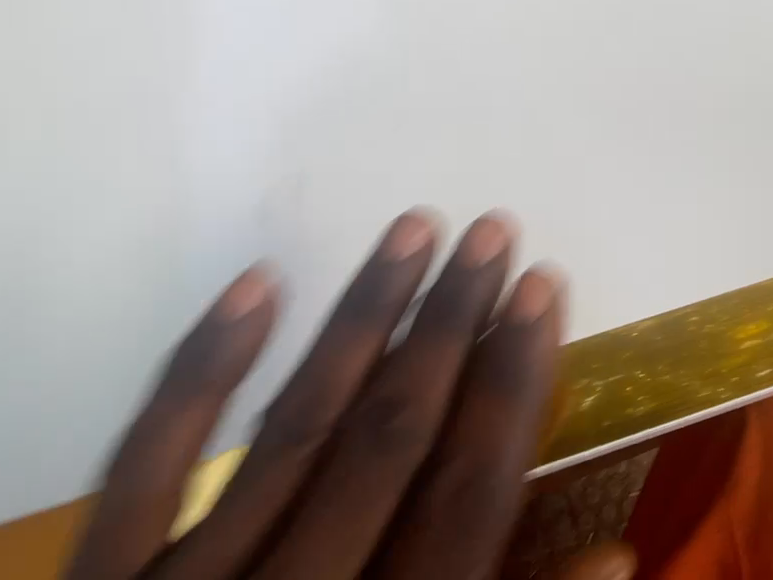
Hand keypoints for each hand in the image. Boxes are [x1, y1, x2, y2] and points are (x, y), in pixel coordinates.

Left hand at [64, 209, 564, 579]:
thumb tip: (620, 555)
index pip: (471, 488)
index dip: (514, 380)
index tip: (543, 285)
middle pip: (394, 435)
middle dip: (452, 322)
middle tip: (492, 230)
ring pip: (298, 422)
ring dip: (363, 316)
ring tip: (413, 227)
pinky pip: (152, 459)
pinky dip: (202, 366)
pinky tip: (260, 282)